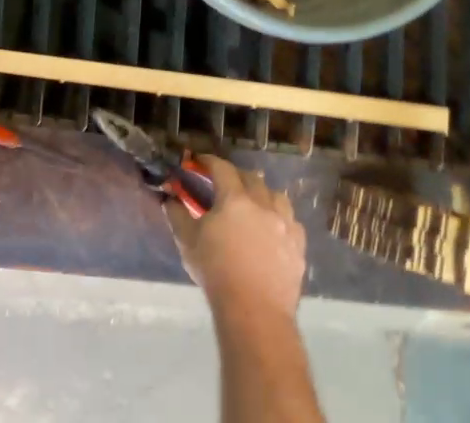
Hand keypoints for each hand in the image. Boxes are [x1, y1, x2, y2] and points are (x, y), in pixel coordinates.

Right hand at [166, 156, 306, 322]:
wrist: (254, 308)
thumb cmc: (215, 269)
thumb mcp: (186, 239)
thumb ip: (176, 213)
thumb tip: (170, 199)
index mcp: (235, 200)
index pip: (222, 169)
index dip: (209, 161)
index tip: (198, 161)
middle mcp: (264, 206)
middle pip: (253, 178)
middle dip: (235, 175)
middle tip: (221, 182)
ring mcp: (286, 226)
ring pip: (277, 197)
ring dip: (261, 193)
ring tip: (250, 202)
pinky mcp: (299, 246)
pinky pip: (291, 221)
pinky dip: (278, 215)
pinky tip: (269, 227)